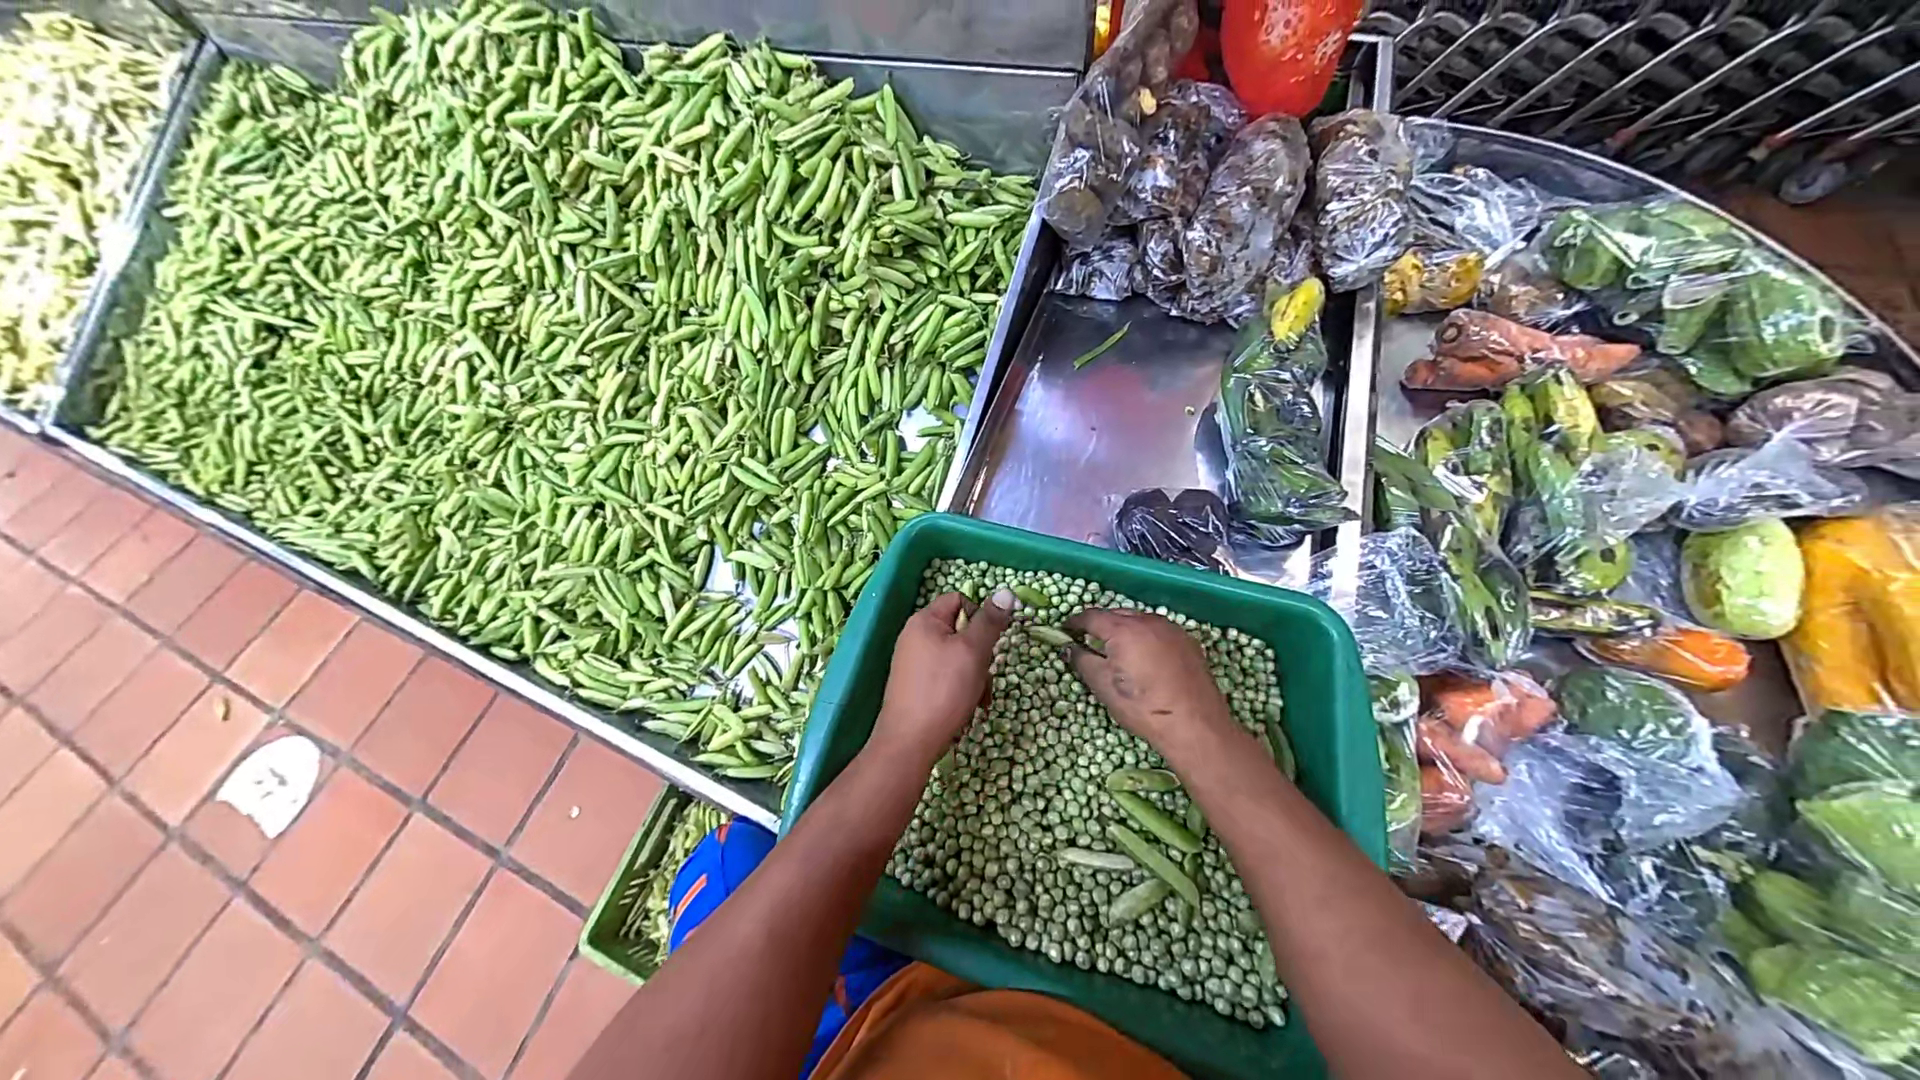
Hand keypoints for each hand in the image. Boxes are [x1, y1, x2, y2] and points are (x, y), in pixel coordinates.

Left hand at [871, 590, 1014, 766]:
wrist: (910, 741)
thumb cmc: (944, 690)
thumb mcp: (973, 651)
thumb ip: (990, 621)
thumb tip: (1006, 592)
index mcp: (924, 621)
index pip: (959, 599)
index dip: (979, 616)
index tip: (989, 641)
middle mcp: (915, 637)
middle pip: (961, 631)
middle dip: (980, 654)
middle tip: (984, 675)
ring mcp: (914, 662)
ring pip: (958, 657)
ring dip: (975, 676)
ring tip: (979, 699)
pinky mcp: (916, 685)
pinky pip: (947, 676)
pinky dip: (962, 689)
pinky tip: (968, 708)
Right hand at [1064, 609, 1235, 751]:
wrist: (1195, 725)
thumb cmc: (1142, 707)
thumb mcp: (1103, 686)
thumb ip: (1082, 660)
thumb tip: (1069, 647)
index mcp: (1123, 629)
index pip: (1091, 616)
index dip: (1074, 622)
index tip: (1065, 631)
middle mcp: (1148, 621)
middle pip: (1116, 614)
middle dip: (1099, 624)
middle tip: (1087, 639)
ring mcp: (1171, 629)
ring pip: (1139, 620)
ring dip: (1124, 628)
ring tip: (1116, 647)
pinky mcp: (1188, 642)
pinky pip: (1158, 631)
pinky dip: (1145, 637)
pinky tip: (1144, 656)